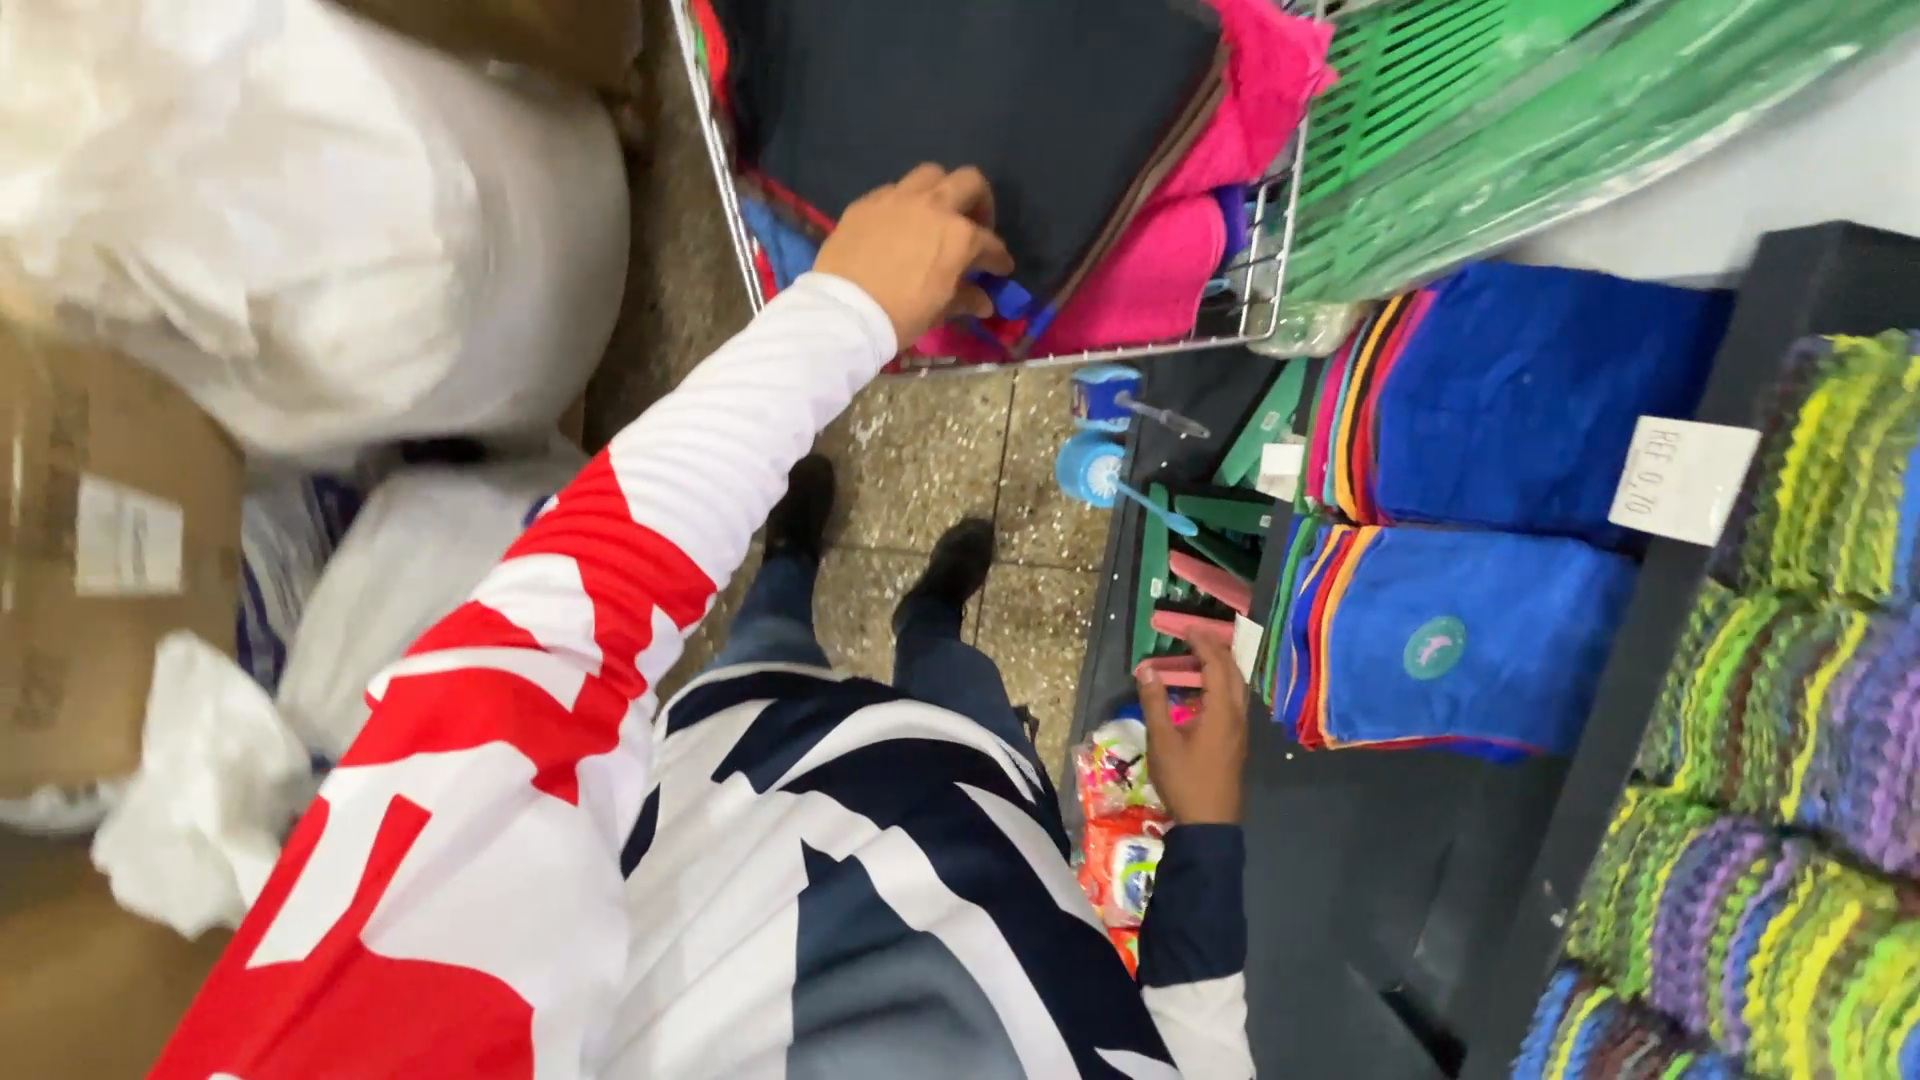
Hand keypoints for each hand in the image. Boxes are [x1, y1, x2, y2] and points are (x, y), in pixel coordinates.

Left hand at [813, 164, 1015, 346]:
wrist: (845, 312)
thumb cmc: (900, 316)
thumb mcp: (938, 311)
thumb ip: (965, 298)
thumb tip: (984, 302)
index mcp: (959, 236)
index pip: (990, 243)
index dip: (998, 258)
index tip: (1000, 268)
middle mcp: (934, 206)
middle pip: (969, 182)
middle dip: (980, 201)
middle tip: (976, 224)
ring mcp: (898, 199)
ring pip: (931, 175)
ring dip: (941, 190)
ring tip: (937, 215)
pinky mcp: (868, 202)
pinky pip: (894, 191)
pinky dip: (905, 204)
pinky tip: (900, 225)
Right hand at [1138, 636, 1248, 825]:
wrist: (1209, 824)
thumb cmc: (1184, 780)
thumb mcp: (1162, 740)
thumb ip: (1154, 702)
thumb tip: (1147, 669)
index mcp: (1222, 711)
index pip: (1216, 665)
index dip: (1202, 643)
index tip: (1187, 627)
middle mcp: (1237, 716)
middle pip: (1234, 672)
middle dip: (1217, 650)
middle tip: (1195, 636)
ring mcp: (1240, 731)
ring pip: (1237, 688)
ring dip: (1221, 668)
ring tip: (1200, 658)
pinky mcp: (1236, 743)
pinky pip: (1234, 702)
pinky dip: (1221, 686)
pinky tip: (1203, 693)